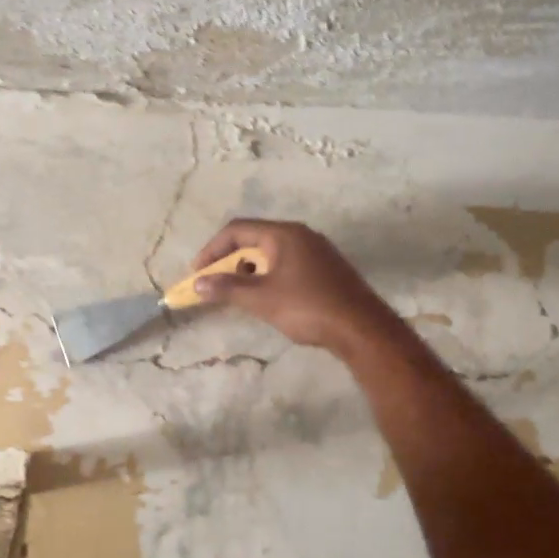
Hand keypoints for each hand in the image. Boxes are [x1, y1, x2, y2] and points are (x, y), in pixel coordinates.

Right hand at [191, 219, 395, 355]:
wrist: (360, 328)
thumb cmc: (307, 308)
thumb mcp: (260, 299)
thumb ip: (227, 288)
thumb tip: (198, 283)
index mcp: (284, 234)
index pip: (237, 230)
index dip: (212, 249)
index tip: (198, 273)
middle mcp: (301, 235)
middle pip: (254, 239)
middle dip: (229, 260)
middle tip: (215, 283)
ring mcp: (316, 251)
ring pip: (271, 253)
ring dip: (249, 270)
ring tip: (239, 294)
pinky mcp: (326, 269)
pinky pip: (287, 264)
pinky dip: (268, 276)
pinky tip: (268, 299)